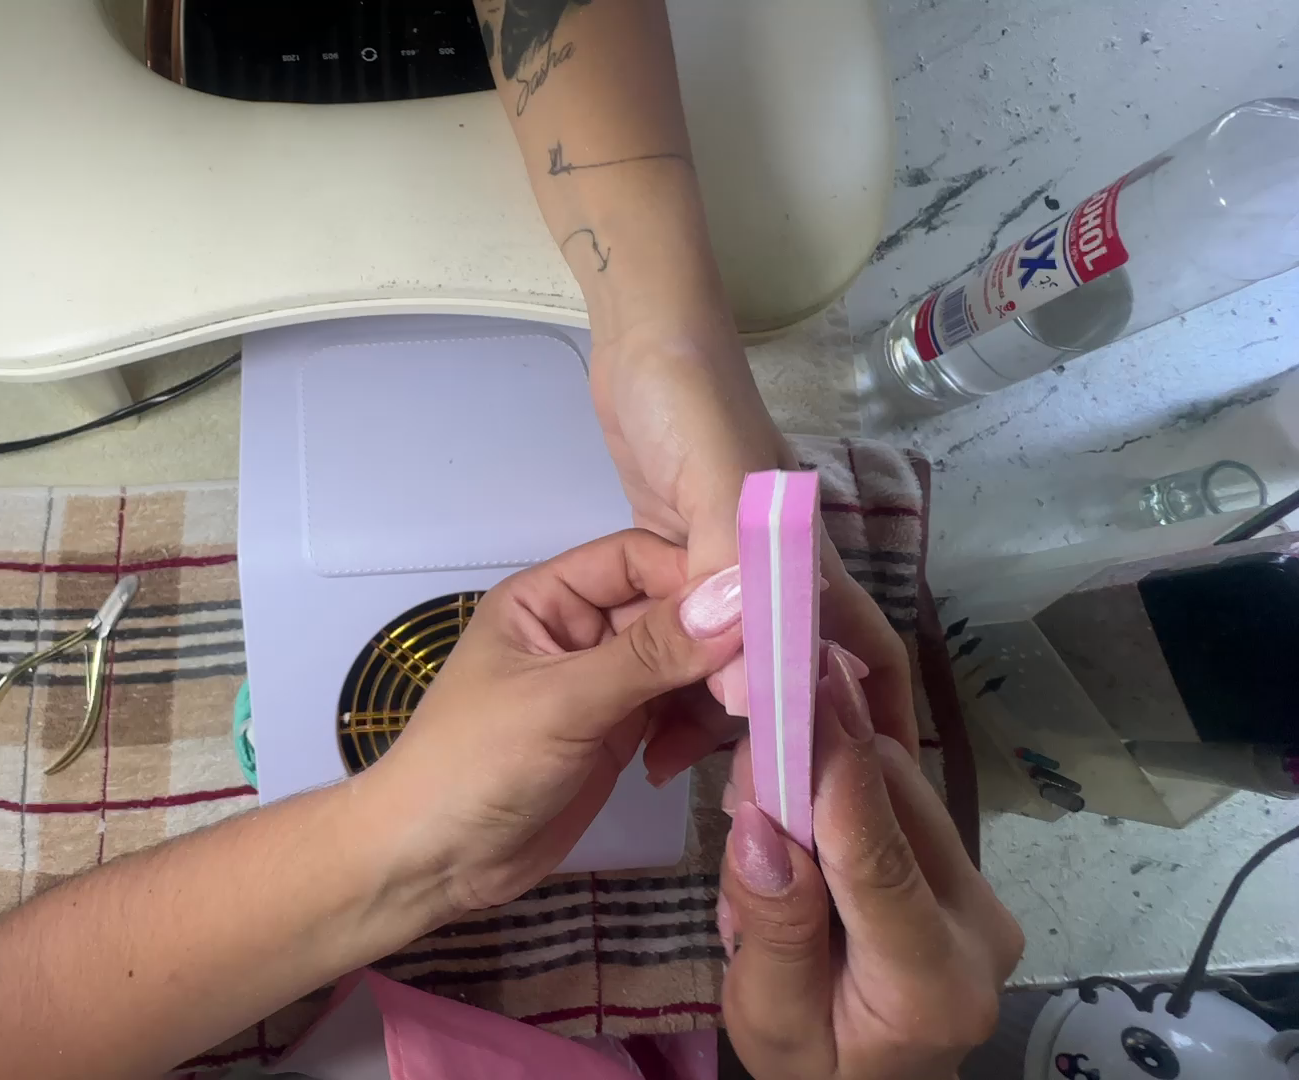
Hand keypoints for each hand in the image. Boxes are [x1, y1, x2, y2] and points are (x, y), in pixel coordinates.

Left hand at [367, 530, 743, 912]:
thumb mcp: (561, 701)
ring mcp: (600, 682)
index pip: (637, 559)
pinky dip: (693, 731)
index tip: (764, 612)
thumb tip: (738, 594)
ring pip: (682, 664)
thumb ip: (649, 653)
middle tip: (766, 686)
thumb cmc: (477, 762)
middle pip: (670, 612)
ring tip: (727, 732)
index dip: (696, 577)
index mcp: (546, 598)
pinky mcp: (617, 731)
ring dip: (710, 694)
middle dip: (716, 645)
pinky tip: (677, 763)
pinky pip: (676, 712)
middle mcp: (577, 629)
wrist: (438, 858)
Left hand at [588, 334, 918, 751]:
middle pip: (789, 661)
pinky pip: (679, 632)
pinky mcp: (673, 558)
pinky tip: (652, 712)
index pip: (844, 648)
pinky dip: (673, 673)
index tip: (835, 787)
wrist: (643, 345)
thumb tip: (750, 688)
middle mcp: (761, 569)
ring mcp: (716, 563)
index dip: (845, 714)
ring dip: (717, 707)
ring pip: (728, 654)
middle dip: (785, 723)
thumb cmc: (684, 405)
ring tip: (700, 771)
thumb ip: (730, 579)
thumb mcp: (712, 488)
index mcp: (788, 559)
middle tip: (767, 796)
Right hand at [718, 644, 1023, 1079]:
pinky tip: (804, 721)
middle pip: (891, 800)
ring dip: (821, 744)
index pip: (880, 864)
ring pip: (895, 776)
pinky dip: (840, 746)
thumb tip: (756, 831)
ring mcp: (969, 883)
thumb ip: (771, 933)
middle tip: (739, 716)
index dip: (841, 775)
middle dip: (813, 746)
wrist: (868, 1078)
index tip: (809, 689)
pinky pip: (894, 780)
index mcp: (930, 981)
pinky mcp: (948, 857)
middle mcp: (974, 920)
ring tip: (754, 753)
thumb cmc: (809, 1060)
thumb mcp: (769, 1019)